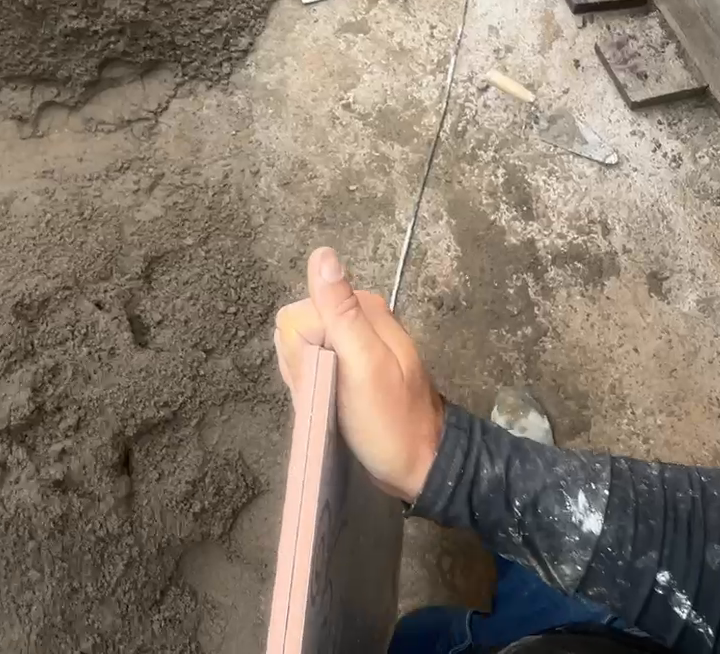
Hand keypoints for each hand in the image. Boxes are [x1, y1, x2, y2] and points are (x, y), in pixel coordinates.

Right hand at [274, 247, 445, 501]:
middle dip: (302, 366)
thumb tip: (322, 253)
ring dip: (307, 379)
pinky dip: (313, 388)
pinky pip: (311, 368)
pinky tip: (329, 404)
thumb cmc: (391, 419)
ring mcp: (353, 342)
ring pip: (301, 351)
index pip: (297, 316)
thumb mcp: (364, 363)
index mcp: (363, 307)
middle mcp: (357, 317)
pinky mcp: (348, 365)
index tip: (323, 379)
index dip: (301, 353)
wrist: (421, 466)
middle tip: (329, 393)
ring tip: (332, 401)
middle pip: (297, 331)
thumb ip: (341, 310)